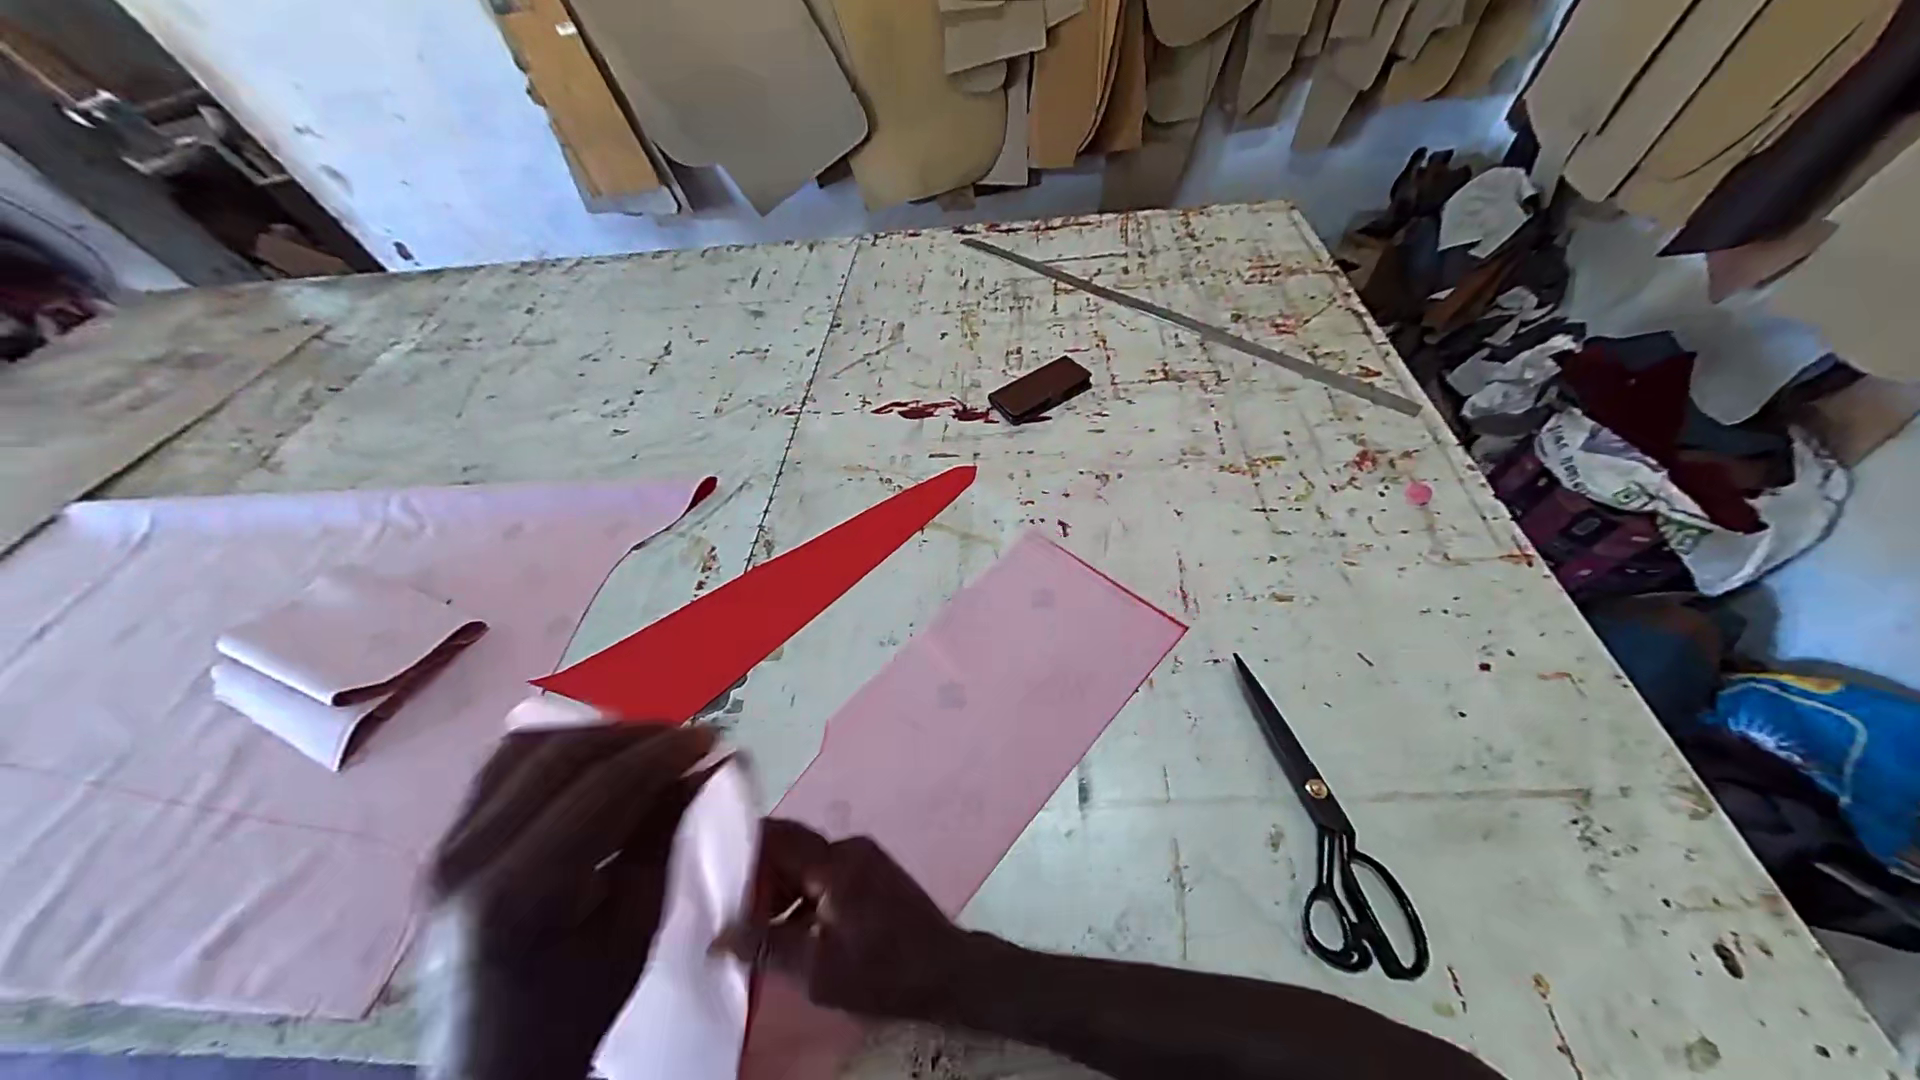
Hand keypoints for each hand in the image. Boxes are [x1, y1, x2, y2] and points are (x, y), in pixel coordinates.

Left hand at [419, 723, 716, 1079]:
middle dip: (635, 735)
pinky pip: (503, 769)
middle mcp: (464, 858)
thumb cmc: (577, 1011)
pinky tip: (596, 762)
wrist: (492, 1070)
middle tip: (685, 737)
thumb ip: (665, 835)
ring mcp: (443, 848)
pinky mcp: (443, 845)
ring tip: (646, 745)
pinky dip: (558, 751)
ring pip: (526, 748)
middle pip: (559, 756)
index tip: (712, 739)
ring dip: (596, 736)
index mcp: (514, 892)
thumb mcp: (637, 925)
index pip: (601, 788)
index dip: (663, 754)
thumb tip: (706, 768)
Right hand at [733, 819, 976, 1022]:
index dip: (743, 847)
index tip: (712, 868)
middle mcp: (849, 848)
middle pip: (792, 848)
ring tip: (755, 926)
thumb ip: (766, 945)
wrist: (945, 970)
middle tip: (729, 909)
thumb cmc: (881, 970)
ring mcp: (865, 857)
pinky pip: (828, 872)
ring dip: (782, 888)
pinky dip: (805, 893)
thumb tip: (718, 935)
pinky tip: (791, 927)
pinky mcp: (874, 871)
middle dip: (759, 876)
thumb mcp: (817, 969)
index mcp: (835, 862)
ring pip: (809, 863)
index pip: (778, 836)